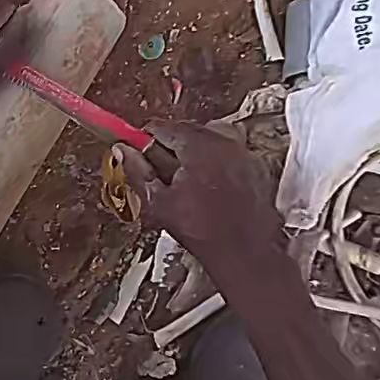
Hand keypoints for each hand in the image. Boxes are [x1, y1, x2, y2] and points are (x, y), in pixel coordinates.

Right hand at [118, 121, 282, 264]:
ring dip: (193, 150)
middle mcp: (225, 143)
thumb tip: (122, 151)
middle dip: (169, 144)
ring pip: (210, 138)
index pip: (164, 127)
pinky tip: (206, 183)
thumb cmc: (204, 231)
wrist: (245, 252)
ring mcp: (244, 154)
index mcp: (199, 147)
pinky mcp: (256, 167)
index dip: (144, 137)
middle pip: (188, 129)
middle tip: (156, 166)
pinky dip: (215, 160)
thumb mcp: (159, 202)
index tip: (135, 146)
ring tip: (182, 175)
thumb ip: (138, 171)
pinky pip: (229, 152)